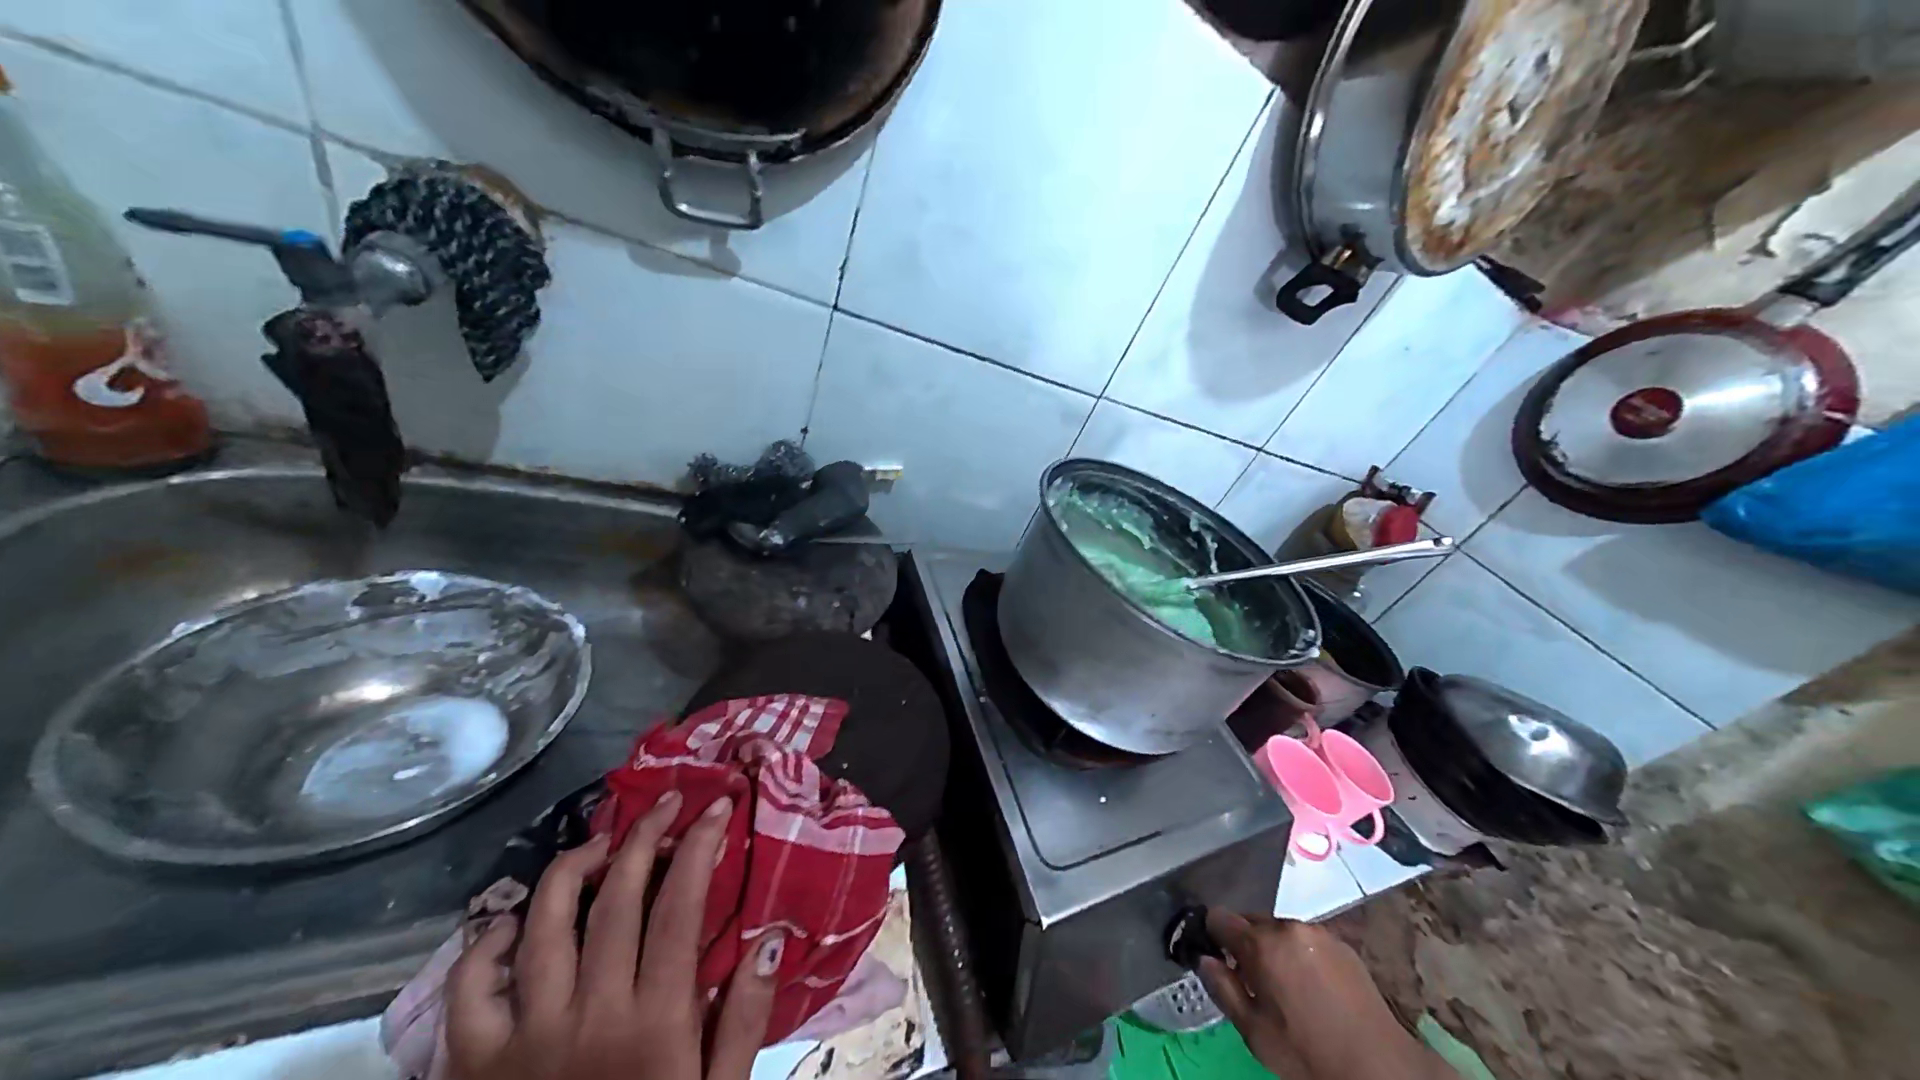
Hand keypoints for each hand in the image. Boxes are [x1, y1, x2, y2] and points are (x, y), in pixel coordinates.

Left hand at [446, 790, 784, 1079]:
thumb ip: (745, 1018)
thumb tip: (773, 936)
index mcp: (655, 1023)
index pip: (680, 906)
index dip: (700, 846)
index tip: (717, 808)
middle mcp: (588, 1016)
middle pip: (616, 898)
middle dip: (646, 836)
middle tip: (667, 803)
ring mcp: (524, 1037)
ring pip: (544, 923)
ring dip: (573, 867)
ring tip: (601, 842)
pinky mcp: (473, 1062)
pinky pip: (471, 985)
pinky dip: (488, 942)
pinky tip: (515, 923)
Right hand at [1197, 911, 1447, 1079]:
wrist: (1381, 1070)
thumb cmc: (1308, 1053)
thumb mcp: (1254, 1032)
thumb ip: (1222, 988)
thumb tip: (1204, 959)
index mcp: (1263, 944)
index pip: (1220, 917)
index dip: (1213, 937)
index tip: (1218, 960)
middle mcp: (1289, 927)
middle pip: (1250, 921)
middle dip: (1245, 945)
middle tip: (1254, 983)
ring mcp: (1319, 933)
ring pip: (1279, 931)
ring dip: (1273, 949)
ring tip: (1286, 988)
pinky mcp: (1343, 945)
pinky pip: (1305, 940)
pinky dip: (1299, 955)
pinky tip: (1312, 988)